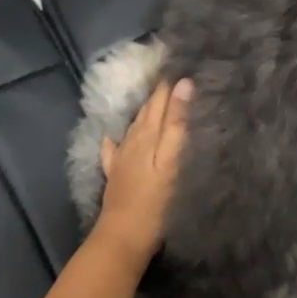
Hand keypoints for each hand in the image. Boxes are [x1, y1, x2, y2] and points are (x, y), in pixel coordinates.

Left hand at [94, 79, 192, 261]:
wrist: (123, 237)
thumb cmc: (155, 203)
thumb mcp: (171, 161)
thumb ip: (176, 124)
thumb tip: (183, 84)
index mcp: (148, 135)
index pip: (161, 100)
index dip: (171, 81)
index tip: (182, 60)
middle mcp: (132, 141)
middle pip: (147, 110)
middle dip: (159, 92)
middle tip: (173, 73)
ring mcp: (121, 160)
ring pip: (134, 127)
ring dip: (145, 111)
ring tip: (156, 98)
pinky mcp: (116, 177)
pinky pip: (114, 151)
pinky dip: (117, 140)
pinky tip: (113, 137)